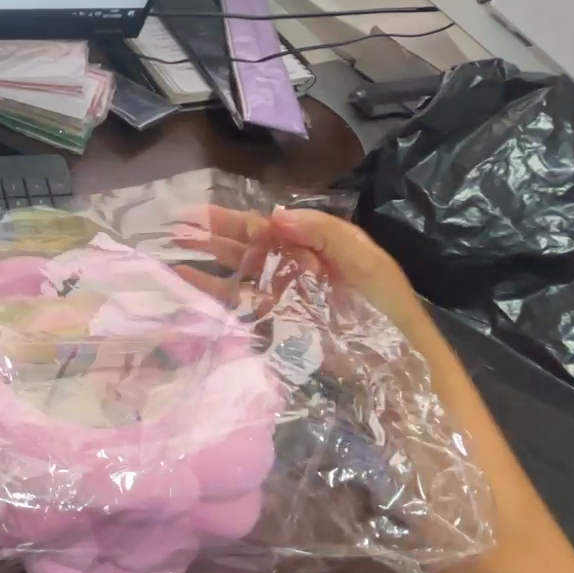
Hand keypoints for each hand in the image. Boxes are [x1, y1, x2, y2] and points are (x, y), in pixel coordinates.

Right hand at [172, 206, 428, 333]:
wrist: (399, 360)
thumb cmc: (386, 307)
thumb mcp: (366, 262)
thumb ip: (324, 234)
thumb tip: (273, 215)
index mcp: (317, 243)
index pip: (270, 225)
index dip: (235, 218)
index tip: (200, 212)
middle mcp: (296, 262)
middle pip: (249, 243)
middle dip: (214, 233)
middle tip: (177, 226)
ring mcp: (283, 290)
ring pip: (239, 267)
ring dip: (208, 256)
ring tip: (174, 248)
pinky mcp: (274, 317)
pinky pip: (238, 298)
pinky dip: (212, 288)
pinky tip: (188, 280)